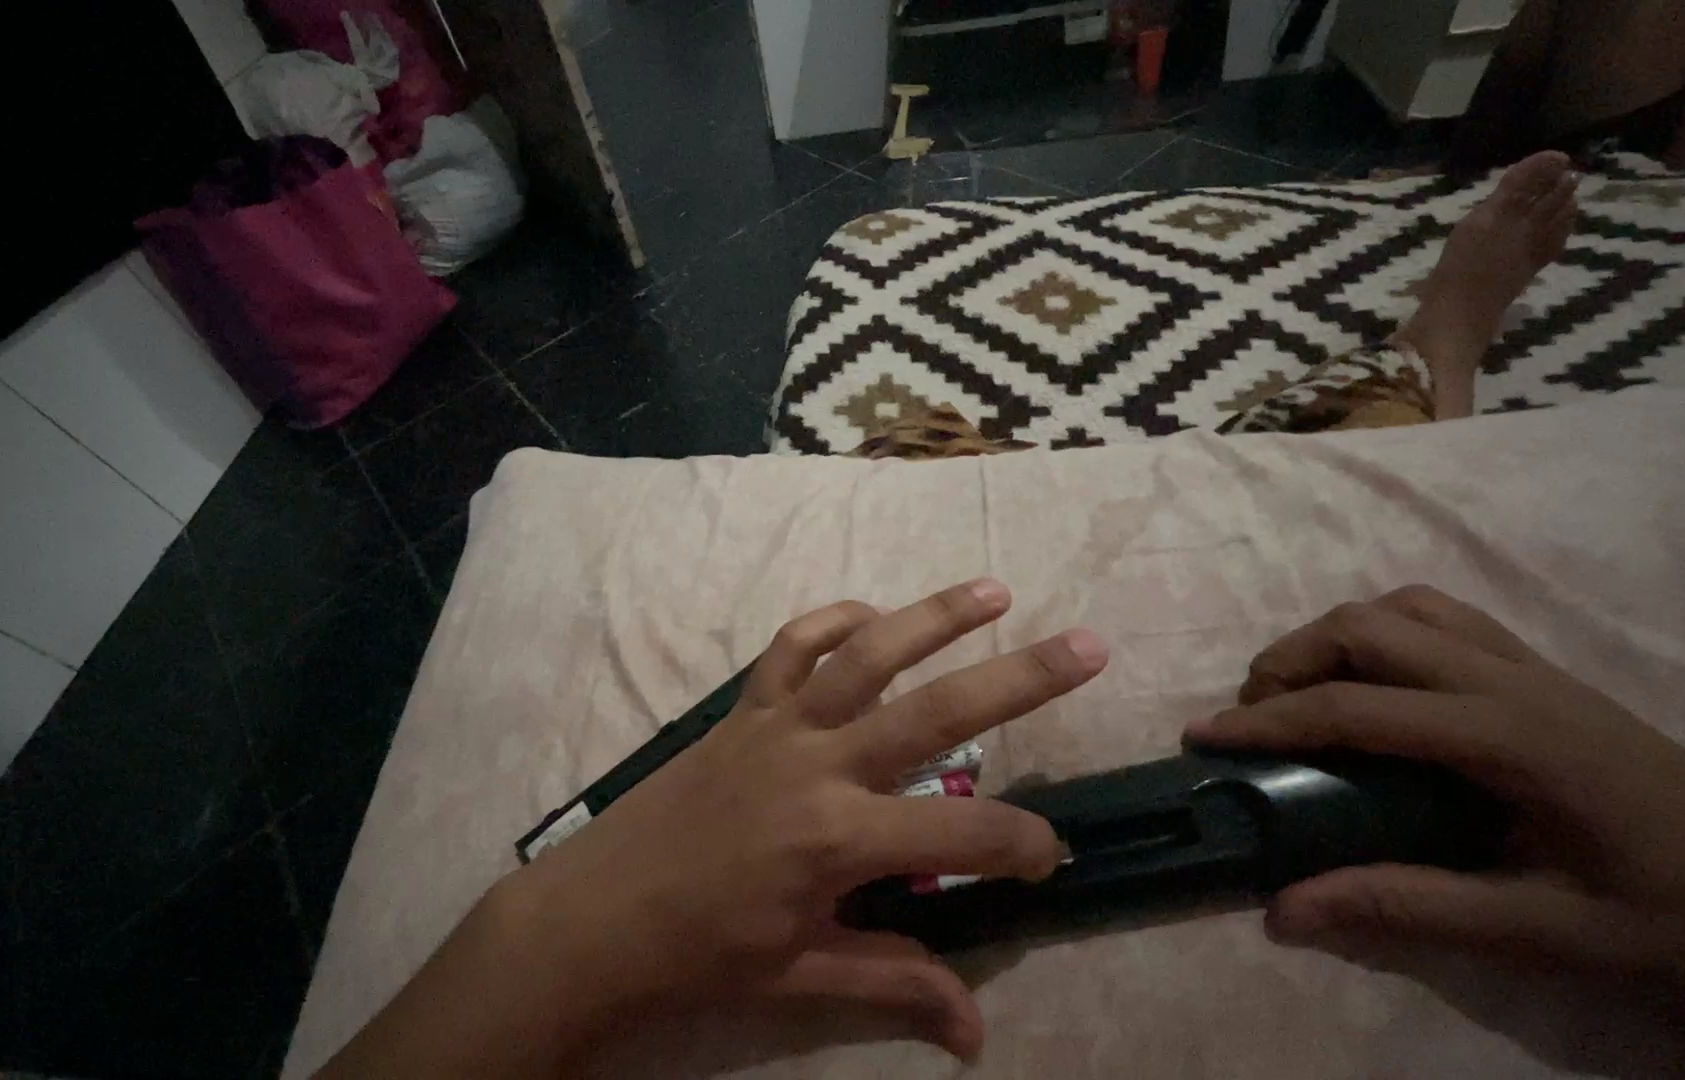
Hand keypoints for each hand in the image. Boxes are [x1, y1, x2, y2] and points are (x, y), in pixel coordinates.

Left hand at [319, 580, 1107, 1077]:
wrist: (597, 914)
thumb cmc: (701, 951)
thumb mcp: (801, 975)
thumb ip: (895, 984)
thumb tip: (978, 1034)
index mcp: (838, 839)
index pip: (964, 830)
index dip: (1021, 845)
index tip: (1049, 856)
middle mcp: (819, 764)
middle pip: (935, 712)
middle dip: (1019, 680)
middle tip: (1087, 646)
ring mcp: (778, 725)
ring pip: (866, 654)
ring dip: (932, 617)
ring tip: (993, 590)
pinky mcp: (742, 708)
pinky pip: (790, 647)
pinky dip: (832, 620)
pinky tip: (870, 614)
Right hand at [1185, 586, 1684, 1041]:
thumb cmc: (1673, 925)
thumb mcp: (1541, 933)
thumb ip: (1404, 909)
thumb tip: (1281, 911)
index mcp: (1513, 738)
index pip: (1354, 709)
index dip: (1266, 721)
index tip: (1201, 736)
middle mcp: (1516, 682)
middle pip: (1366, 629)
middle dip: (1288, 661)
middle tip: (1256, 716)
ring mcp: (1534, 668)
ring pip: (1402, 607)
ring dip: (1334, 637)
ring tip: (1306, 692)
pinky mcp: (1544, 673)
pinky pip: (1441, 617)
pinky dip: (1383, 631)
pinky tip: (1374, 681)